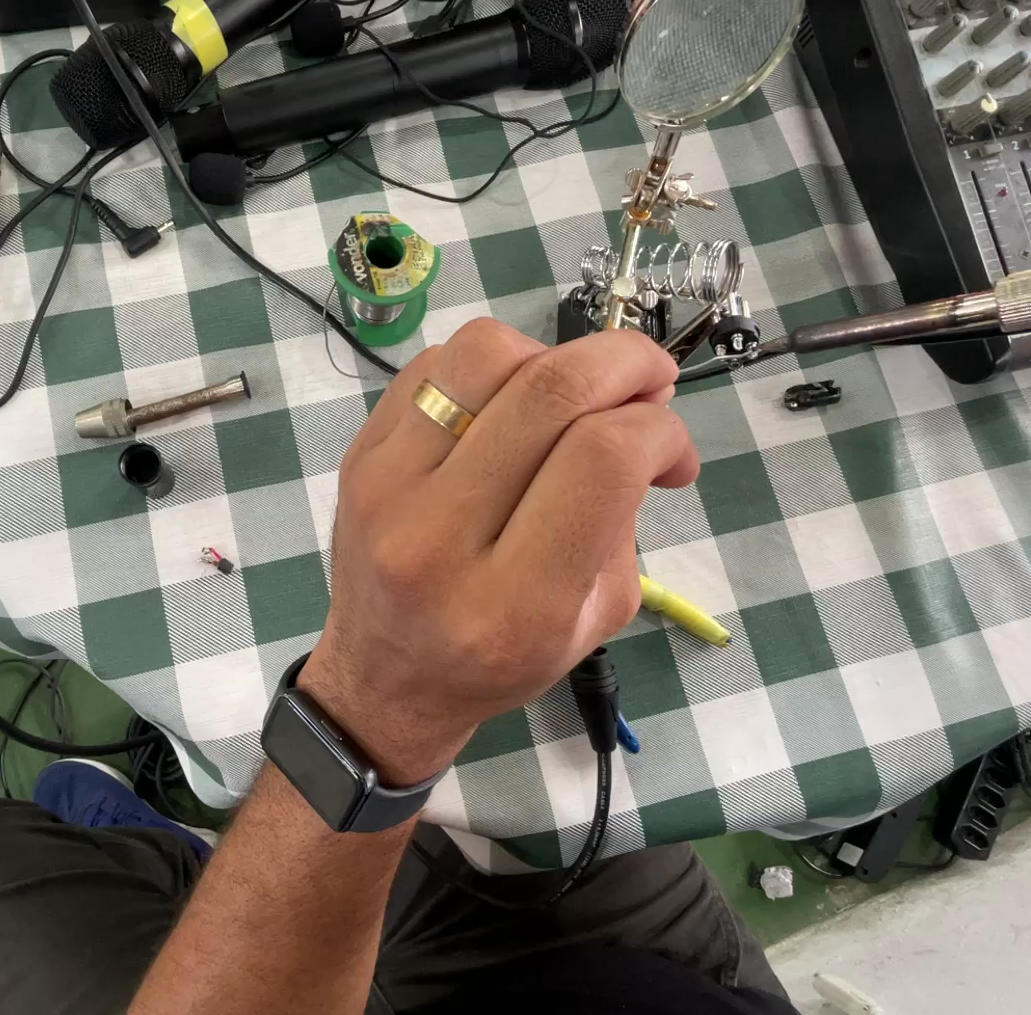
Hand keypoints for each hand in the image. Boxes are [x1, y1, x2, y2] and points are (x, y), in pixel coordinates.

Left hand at [297, 320, 699, 785]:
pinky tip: (508, 405)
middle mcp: (435, 535)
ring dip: (551, 354)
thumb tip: (644, 419)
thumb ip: (624, 518)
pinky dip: (493, 365)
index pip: (601, 459)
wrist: (385, 677)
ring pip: (484, 353)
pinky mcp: (359, 453)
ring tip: (570, 394)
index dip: (660, 429)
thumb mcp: (591, 621)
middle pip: (549, 390)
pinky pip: (435, 363)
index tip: (671, 448)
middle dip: (624, 362)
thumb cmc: (497, 662)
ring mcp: (384, 484)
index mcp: (509, 603)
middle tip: (650, 381)